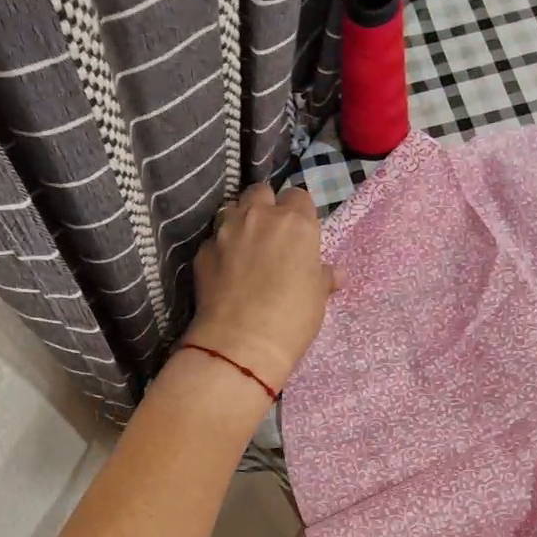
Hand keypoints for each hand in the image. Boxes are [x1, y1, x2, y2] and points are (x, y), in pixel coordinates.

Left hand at [188, 183, 342, 390]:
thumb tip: (334, 273)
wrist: (241, 344)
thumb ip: (322, 276)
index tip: (299, 235)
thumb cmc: (292, 320)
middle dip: (266, 207)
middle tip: (270, 236)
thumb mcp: (317, 298)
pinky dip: (221, 249)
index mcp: (296, 223)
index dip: (299, 214)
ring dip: (240, 222)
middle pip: (261, 192)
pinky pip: (214, 239)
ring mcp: (227, 231)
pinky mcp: (203, 251)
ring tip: (245, 249)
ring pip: (232, 209)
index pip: (298, 196)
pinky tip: (226, 272)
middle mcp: (259, 217)